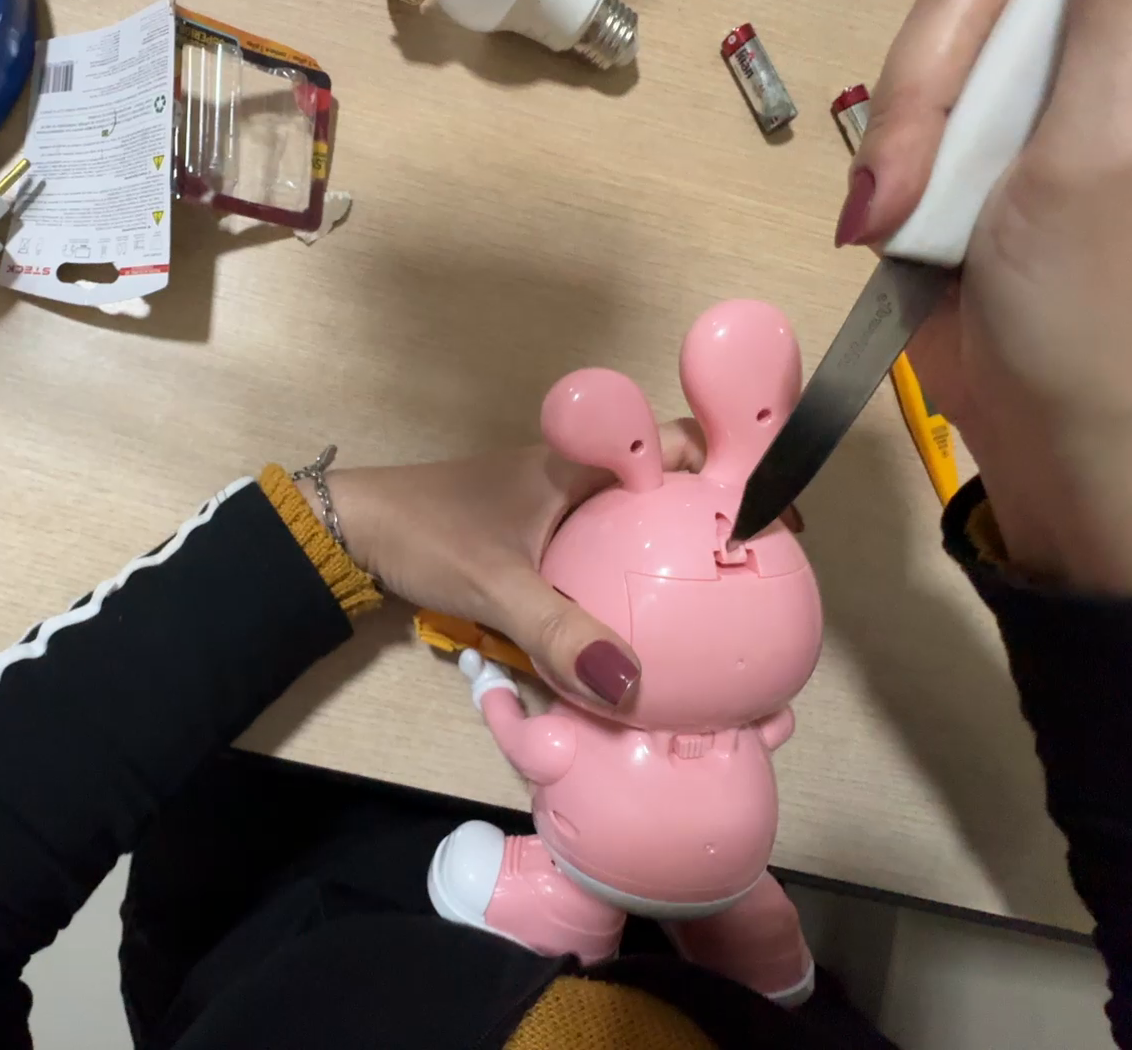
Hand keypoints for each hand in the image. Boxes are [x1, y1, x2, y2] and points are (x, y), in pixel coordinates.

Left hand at [298, 422, 716, 709]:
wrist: (358, 528)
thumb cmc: (427, 535)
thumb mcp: (497, 584)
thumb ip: (559, 632)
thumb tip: (631, 686)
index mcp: (576, 462)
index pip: (675, 445)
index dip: (731, 471)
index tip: (773, 524)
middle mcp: (572, 473)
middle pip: (660, 485)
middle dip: (707, 520)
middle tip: (748, 576)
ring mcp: (549, 502)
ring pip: (626, 518)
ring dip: (665, 547)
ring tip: (705, 603)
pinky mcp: (529, 529)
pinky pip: (593, 543)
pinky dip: (621, 569)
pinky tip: (630, 614)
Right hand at [844, 0, 1131, 591]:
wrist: (1053, 425)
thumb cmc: (1107, 305)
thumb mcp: (1126, 140)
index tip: (965, 70)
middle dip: (927, 84)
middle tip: (899, 190)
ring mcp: (1048, 89)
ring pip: (936, 50)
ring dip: (895, 139)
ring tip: (894, 224)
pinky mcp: (977, 147)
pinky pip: (906, 116)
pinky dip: (882, 170)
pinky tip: (889, 223)